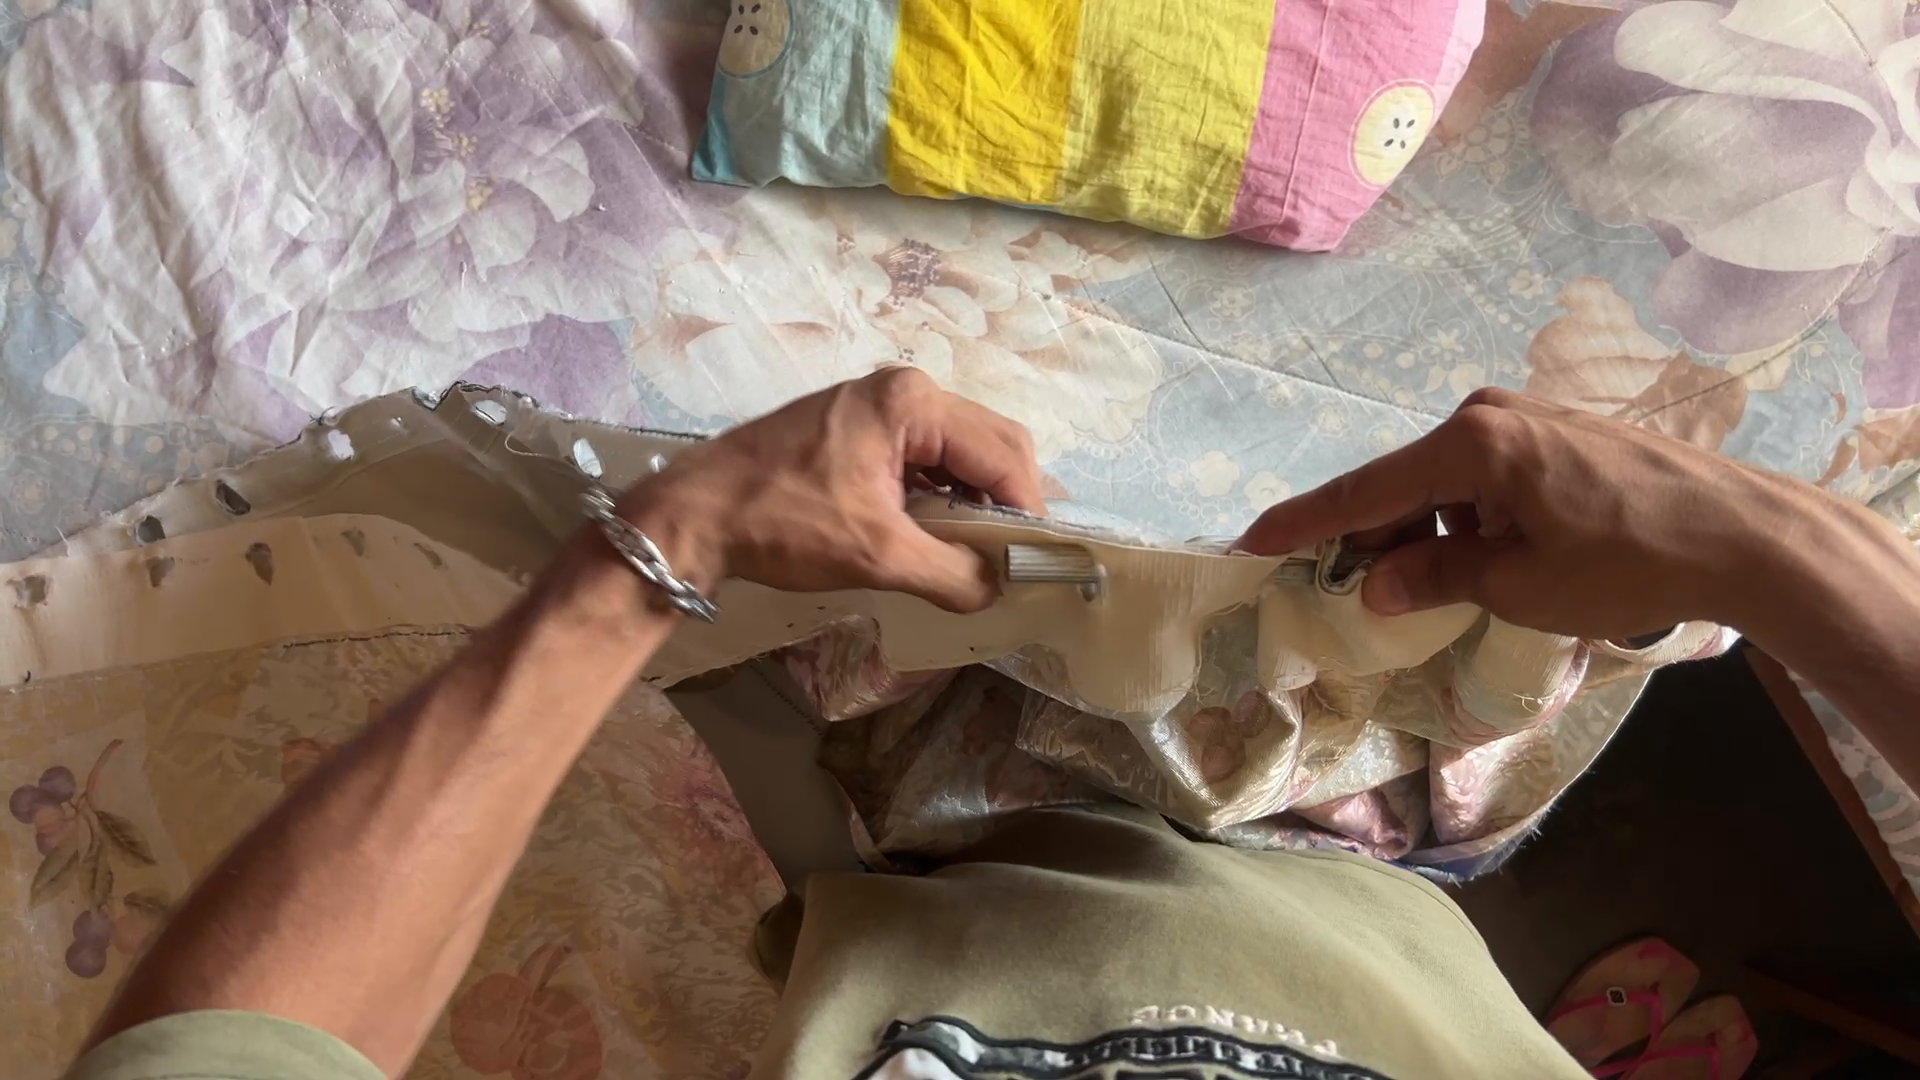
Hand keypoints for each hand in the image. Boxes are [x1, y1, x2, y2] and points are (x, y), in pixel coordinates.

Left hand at [629, 368, 1045, 612]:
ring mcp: (880, 404)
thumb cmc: (782, 523)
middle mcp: (904, 389)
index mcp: (912, 403)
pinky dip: (945, 492)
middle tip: (1016, 553)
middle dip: (1009, 498)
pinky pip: (927, 456)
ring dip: (979, 496)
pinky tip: (942, 528)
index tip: (1039, 556)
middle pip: (989, 441)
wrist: (694, 514)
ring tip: (984, 546)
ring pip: (960, 450)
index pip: (1003, 452)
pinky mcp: (862, 426)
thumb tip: (1000, 589)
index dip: (1029, 506)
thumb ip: (952, 573)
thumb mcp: (876, 553)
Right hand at [1233, 387, 1871, 639]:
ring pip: (1437, 484)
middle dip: (1369, 537)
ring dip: (1420, 532)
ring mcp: (1523, 420)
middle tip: (1344, 584)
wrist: (1763, 540)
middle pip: (1398, 485)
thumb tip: (1373, 587)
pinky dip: (1459, 518)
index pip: (1362, 492)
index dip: (1302, 522)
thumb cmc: (1630, 562)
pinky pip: (1477, 479)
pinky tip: (1476, 556)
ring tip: (1424, 583)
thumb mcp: (1516, 584)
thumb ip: (1432, 577)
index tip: (1251, 541)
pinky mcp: (1552, 434)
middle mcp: (1486, 418)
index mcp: (1470, 445)